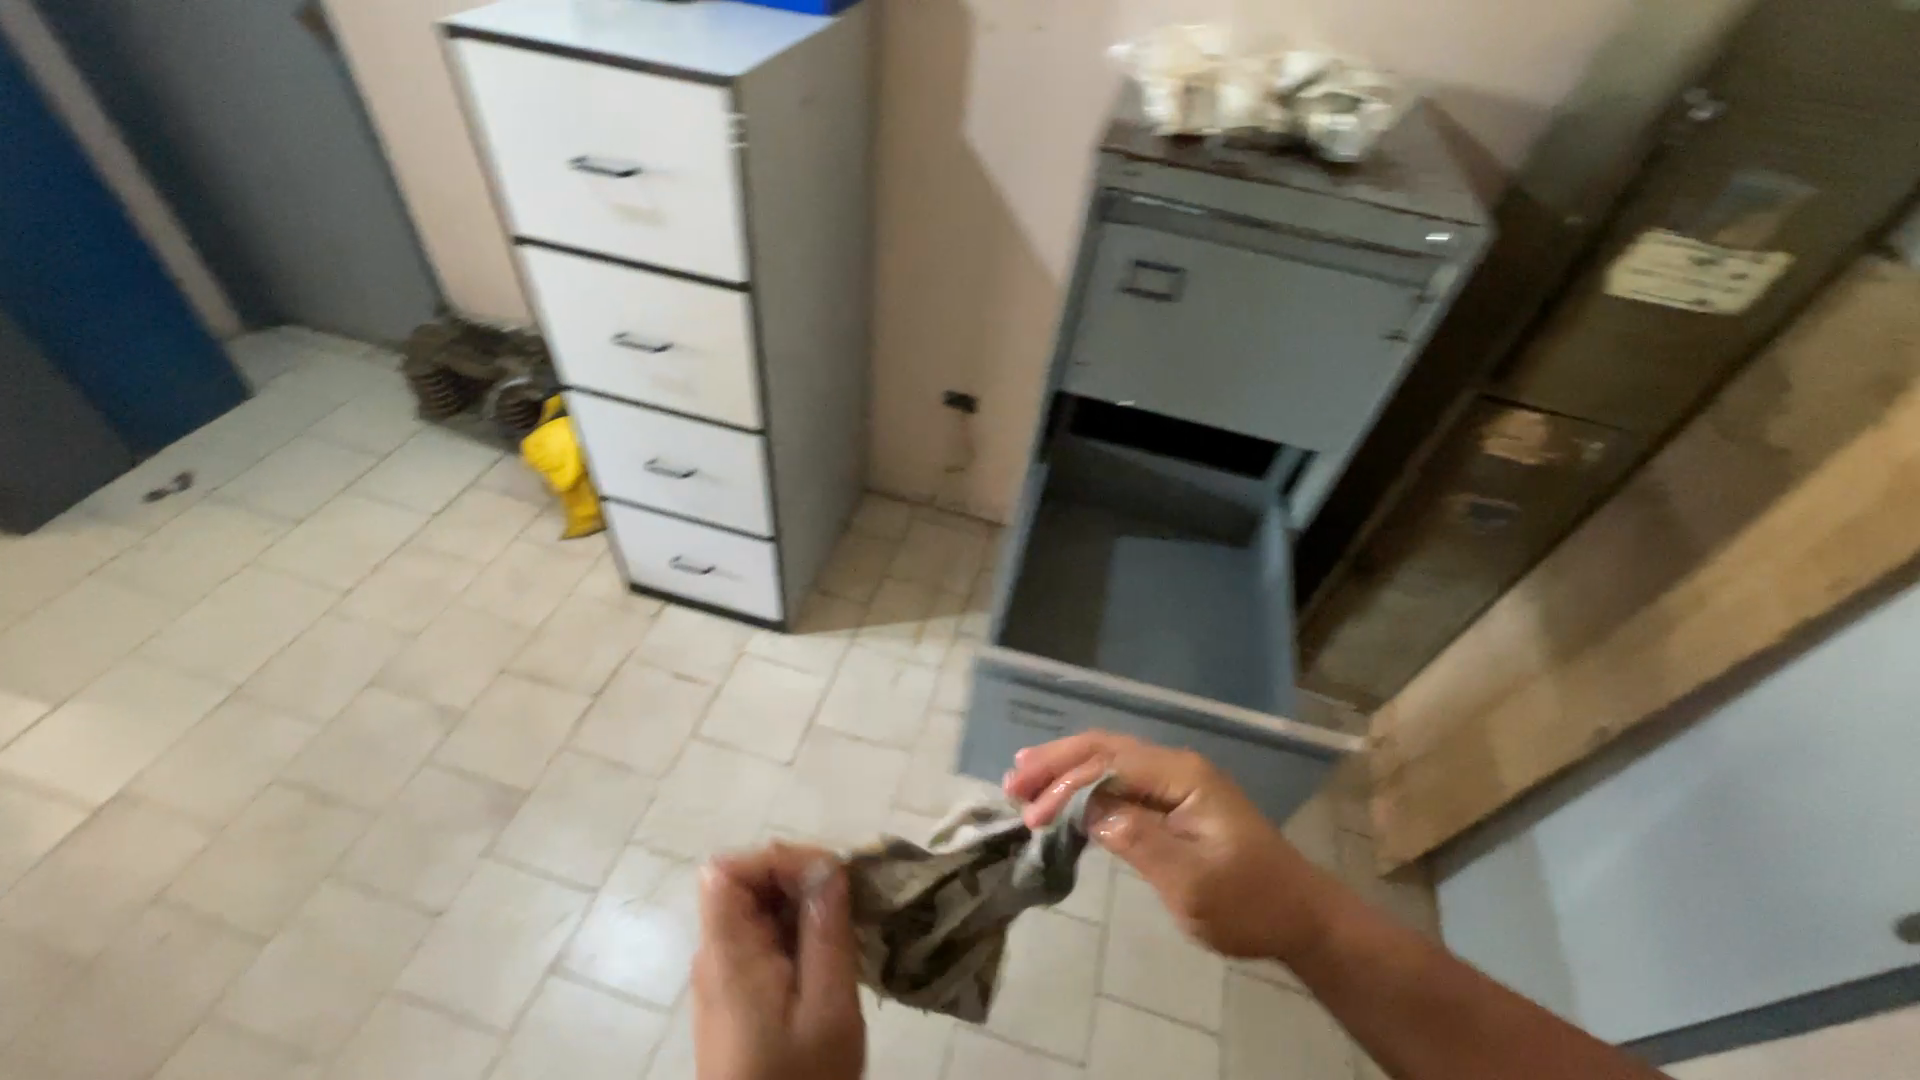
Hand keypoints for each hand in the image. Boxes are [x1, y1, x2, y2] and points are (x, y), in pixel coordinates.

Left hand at [693, 843, 864, 1079]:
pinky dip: (800, 930)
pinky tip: (832, 954)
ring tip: (848, 927)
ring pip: (760, 907)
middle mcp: (716, 954)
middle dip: (799, 878)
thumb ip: (826, 932)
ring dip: (804, 904)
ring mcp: (725, 973)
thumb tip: (828, 864)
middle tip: (849, 903)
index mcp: (728, 954)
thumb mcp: (828, 1009)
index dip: (775, 859)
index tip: (825, 879)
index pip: (727, 870)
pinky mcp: (739, 991)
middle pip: (747, 882)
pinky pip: (766, 936)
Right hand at [1006, 731, 1337, 962]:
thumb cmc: (1249, 903)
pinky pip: (1121, 780)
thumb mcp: (1191, 882)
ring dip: (1066, 769)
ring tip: (1023, 780)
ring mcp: (1176, 782)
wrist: (1300, 916)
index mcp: (1182, 777)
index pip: (1109, 763)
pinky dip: (1086, 784)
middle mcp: (1176, 767)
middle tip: (1012, 782)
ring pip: (1110, 760)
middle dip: (1055, 762)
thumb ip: (1137, 840)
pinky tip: (1062, 794)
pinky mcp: (1174, 801)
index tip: (1030, 814)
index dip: (1064, 782)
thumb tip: (1087, 811)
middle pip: (1105, 749)